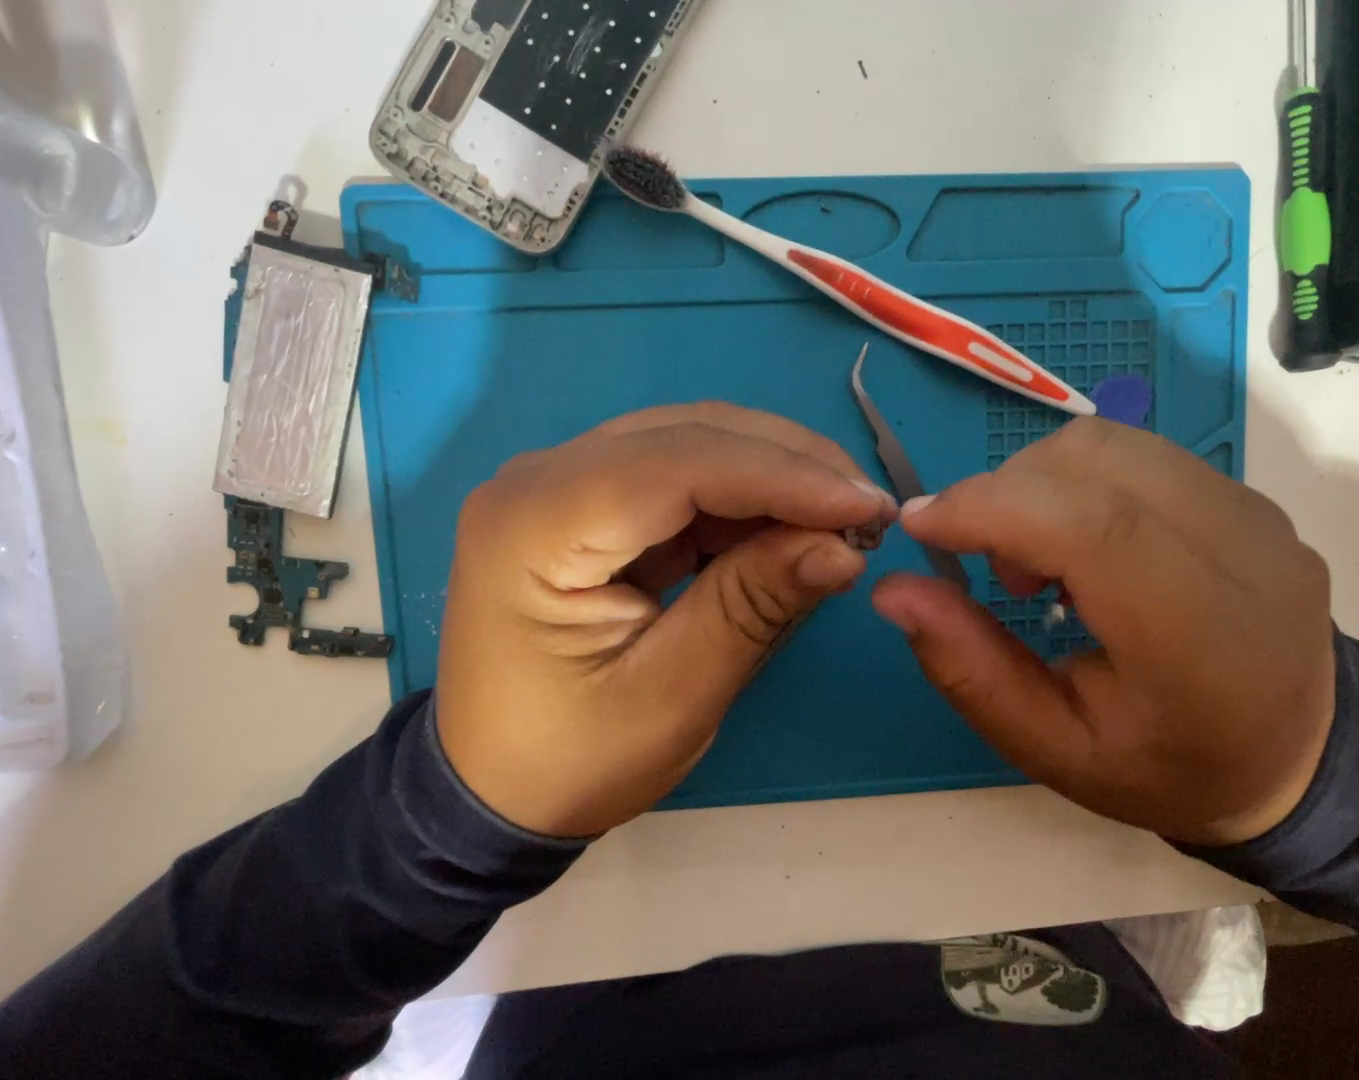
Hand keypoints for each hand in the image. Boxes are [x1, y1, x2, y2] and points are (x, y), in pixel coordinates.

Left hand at [435, 404, 893, 837]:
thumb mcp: (672, 696)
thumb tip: (844, 548)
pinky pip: (677, 479)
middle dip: (788, 465)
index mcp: (536, 524)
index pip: (678, 465)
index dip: (783, 476)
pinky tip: (789, 527)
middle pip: (686, 436)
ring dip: (772, 475)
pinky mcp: (584, 506)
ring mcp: (558, 487)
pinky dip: (741, 500)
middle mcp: (539, 480)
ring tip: (843, 519)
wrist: (489, 792)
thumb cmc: (569, 760)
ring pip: (688, 446)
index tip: (870, 507)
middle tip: (869, 511)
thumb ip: (753, 608)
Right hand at [870, 418, 1333, 845]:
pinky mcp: (1251, 499)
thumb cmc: (1165, 769)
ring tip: (1035, 560)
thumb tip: (891, 590)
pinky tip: (1082, 546)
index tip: (920, 525)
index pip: (1092, 527)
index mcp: (1198, 639)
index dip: (992, 508)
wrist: (1298, 761)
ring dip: (1039, 482)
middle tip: (987, 566)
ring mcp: (1256, 515)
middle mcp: (1241, 554)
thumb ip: (971, 670)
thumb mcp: (1052, 749)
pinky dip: (1079, 483)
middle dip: (1004, 493)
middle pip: (1095, 463)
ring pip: (1114, 445)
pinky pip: (1140, 455)